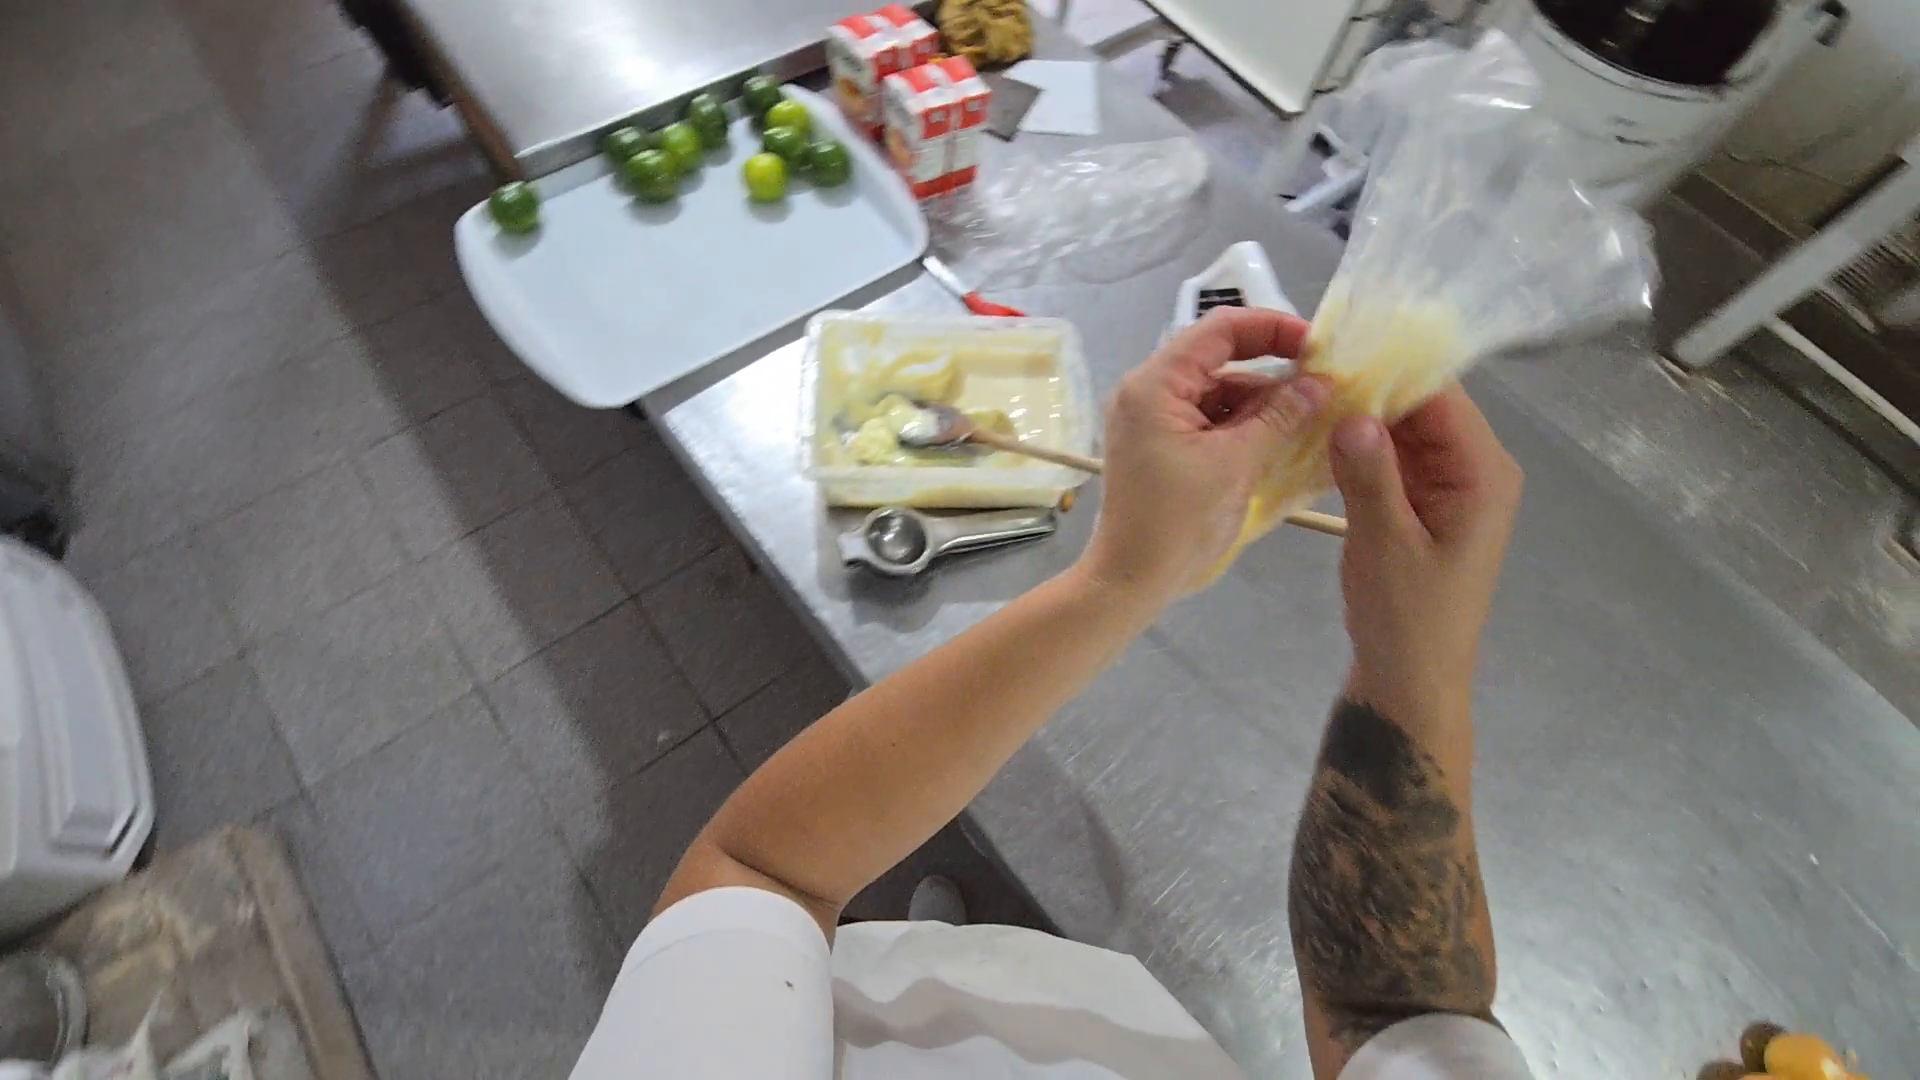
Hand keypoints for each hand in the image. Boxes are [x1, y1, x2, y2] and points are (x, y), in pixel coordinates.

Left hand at [1079, 308, 1329, 602]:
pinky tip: (1281, 438)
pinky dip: (1241, 426)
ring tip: (1311, 417)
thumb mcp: (1236, 464)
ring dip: (1260, 403)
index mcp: (1154, 385)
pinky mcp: (1158, 445)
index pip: (1219, 330)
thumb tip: (1320, 381)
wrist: (1132, 577)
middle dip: (1271, 371)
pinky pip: (1206, 421)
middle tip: (1324, 385)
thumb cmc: (1178, 520)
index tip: (1319, 347)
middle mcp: (1146, 392)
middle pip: (1217, 360)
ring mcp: (1150, 420)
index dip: (1272, 329)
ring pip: (1215, 392)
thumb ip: (1280, 416)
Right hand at [1330, 384, 1521, 721]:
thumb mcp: (1385, 543)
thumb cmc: (1407, 614)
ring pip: (1403, 433)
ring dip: (1360, 419)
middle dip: (1370, 392)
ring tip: (1305, 399)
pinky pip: (1390, 461)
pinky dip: (1359, 449)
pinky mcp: (1418, 504)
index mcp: (1482, 473)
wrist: (1409, 674)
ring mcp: (1444, 487)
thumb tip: (1349, 413)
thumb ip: (1369, 475)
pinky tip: (1319, 438)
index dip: (1391, 372)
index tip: (1334, 354)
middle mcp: (1471, 470)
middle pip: (1422, 410)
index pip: (1441, 399)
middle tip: (1307, 375)